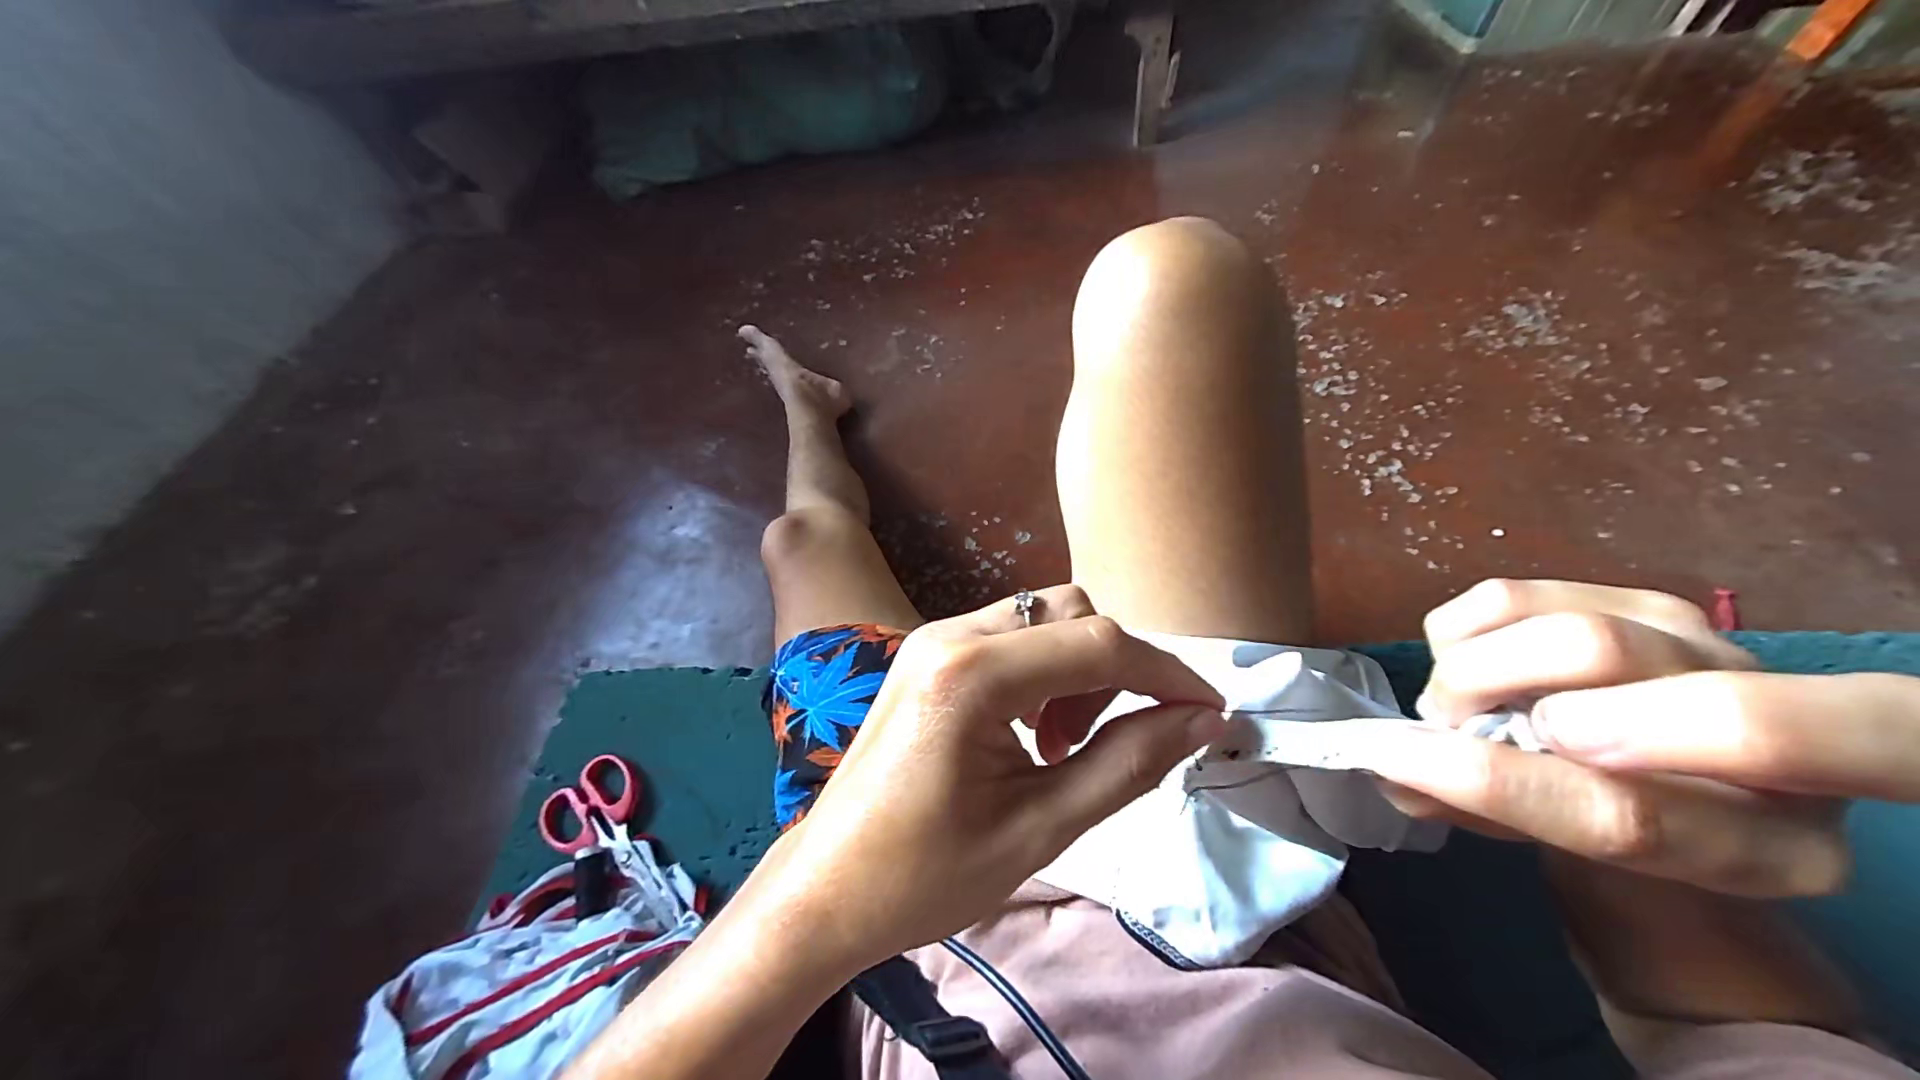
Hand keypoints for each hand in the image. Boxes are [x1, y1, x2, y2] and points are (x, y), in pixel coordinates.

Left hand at [753, 585, 1225, 969]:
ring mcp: (933, 638)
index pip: (1098, 643)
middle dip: (1112, 671)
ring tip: (1059, 746)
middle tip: (1099, 745)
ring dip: (1077, 671)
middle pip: (1070, 614)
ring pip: (1041, 619)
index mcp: (971, 674)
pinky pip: (1010, 637)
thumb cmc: (925, 875)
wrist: (828, 887)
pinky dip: (1043, 672)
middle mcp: (950, 633)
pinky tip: (1029, 731)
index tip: (1210, 714)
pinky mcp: (929, 655)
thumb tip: (1201, 721)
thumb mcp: (1041, 827)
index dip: (1167, 673)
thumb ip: (1128, 763)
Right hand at [1363, 579, 1919, 896]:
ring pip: (1546, 619)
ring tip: (1461, 697)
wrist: (1659, 780)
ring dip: (1466, 660)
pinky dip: (1461, 631)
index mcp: (1762, 847)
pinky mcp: (1649, 603)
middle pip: (1595, 658)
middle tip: (1443, 718)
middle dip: (1478, 683)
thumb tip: (1393, 768)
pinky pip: (1512, 597)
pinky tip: (1473, 662)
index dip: (1504, 781)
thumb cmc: (1593, 823)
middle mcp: (1765, 737)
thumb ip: (1478, 813)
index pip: (1625, 816)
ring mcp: (1709, 652)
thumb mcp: (1553, 850)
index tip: (1404, 755)